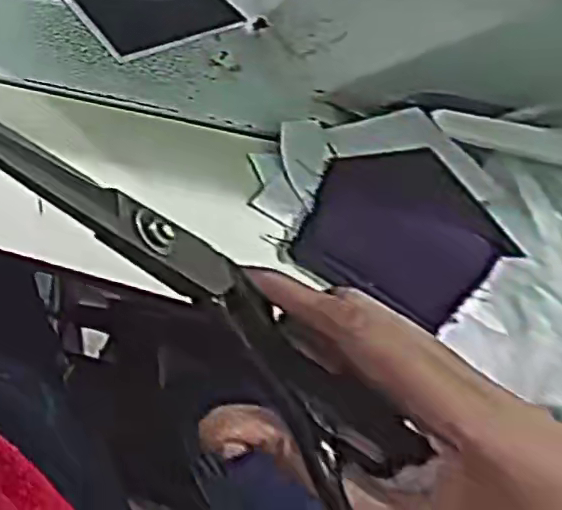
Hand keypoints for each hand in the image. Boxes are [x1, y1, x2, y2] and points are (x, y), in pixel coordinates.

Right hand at [199, 270, 561, 508]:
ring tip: (296, 350)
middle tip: (258, 314)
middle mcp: (504, 405)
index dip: (295, 294)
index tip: (247, 278)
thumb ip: (303, 465)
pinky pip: (429, 362)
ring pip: (404, 336)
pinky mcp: (516, 420)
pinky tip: (353, 388)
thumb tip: (227, 423)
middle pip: (381, 319)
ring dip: (341, 335)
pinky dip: (375, 359)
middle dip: (309, 311)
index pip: (366, 326)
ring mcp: (515, 411)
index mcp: (481, 424)